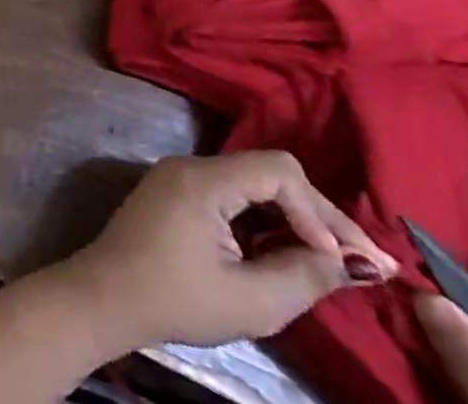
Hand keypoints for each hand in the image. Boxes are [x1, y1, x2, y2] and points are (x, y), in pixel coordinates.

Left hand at [61, 153, 398, 349]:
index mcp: (201, 179)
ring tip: (332, 261)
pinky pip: (232, 194)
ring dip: (292, 219)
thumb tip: (356, 263)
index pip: (278, 171)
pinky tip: (286, 250)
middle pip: (268, 173)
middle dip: (316, 216)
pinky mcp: (176, 193)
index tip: (338, 260)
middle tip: (363, 262)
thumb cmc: (174, 300)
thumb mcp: (250, 301)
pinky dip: (263, 219)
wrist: (104, 298)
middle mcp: (190, 166)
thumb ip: (306, 276)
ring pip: (252, 184)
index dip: (318, 212)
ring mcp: (179, 176)